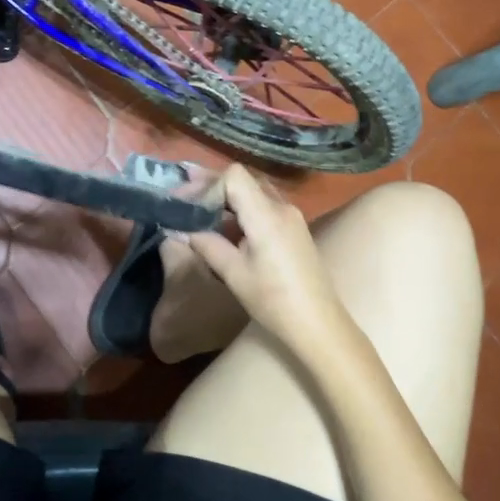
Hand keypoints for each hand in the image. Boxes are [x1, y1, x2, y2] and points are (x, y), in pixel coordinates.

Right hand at [173, 165, 347, 350]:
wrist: (319, 324)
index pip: (234, 176)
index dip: (207, 183)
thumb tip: (181, 228)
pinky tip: (226, 224)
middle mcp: (282, 207)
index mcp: (266, 215)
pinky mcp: (294, 228)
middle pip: (244, 179)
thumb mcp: (233, 273)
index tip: (185, 200)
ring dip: (227, 196)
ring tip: (200, 208)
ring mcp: (291, 216)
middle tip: (184, 197)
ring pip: (254, 190)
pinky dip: (242, 207)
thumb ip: (206, 244)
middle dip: (212, 185)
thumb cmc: (274, 300)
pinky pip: (264, 204)